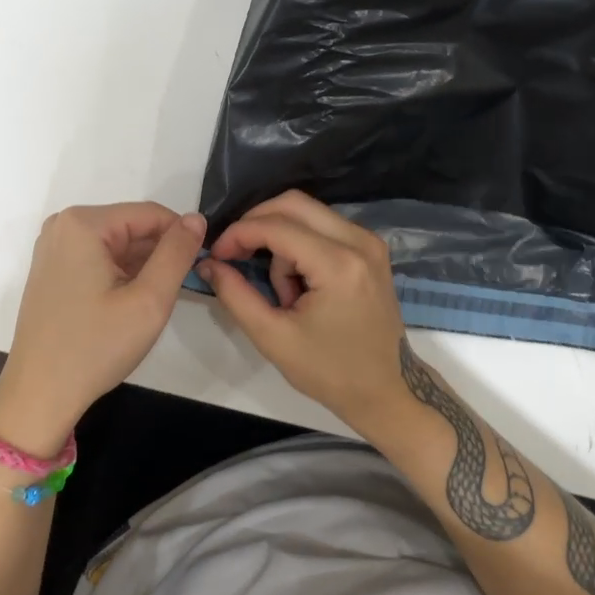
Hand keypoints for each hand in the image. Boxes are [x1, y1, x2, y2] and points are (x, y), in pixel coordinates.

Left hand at [0, 204, 204, 456]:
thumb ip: (177, 253)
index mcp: (83, 223)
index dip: (181, 238)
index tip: (196, 270)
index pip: (151, 214)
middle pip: (132, 227)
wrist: (40, 395)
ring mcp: (54, 247)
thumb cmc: (95, 348)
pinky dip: (119, 275)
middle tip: (170, 295)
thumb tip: (196, 218)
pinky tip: (125, 307)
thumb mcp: (149, 300)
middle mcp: (63, 225)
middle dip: (157, 255)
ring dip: (140, 268)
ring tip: (146, 305)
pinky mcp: (52, 269)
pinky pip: (98, 257)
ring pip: (117, 244)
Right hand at [198, 191, 406, 433]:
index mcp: (339, 265)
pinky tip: (300, 284)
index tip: (216, 255)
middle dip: (257, 225)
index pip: (277, 226)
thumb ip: (235, 295)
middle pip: (293, 203)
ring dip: (282, 240)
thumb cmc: (330, 371)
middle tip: (236, 256)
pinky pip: (324, 226)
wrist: (387, 391)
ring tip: (283, 292)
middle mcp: (359, 241)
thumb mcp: (273, 338)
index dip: (239, 234)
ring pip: (307, 213)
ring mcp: (370, 242)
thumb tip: (208, 263)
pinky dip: (302, 244)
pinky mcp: (371, 248)